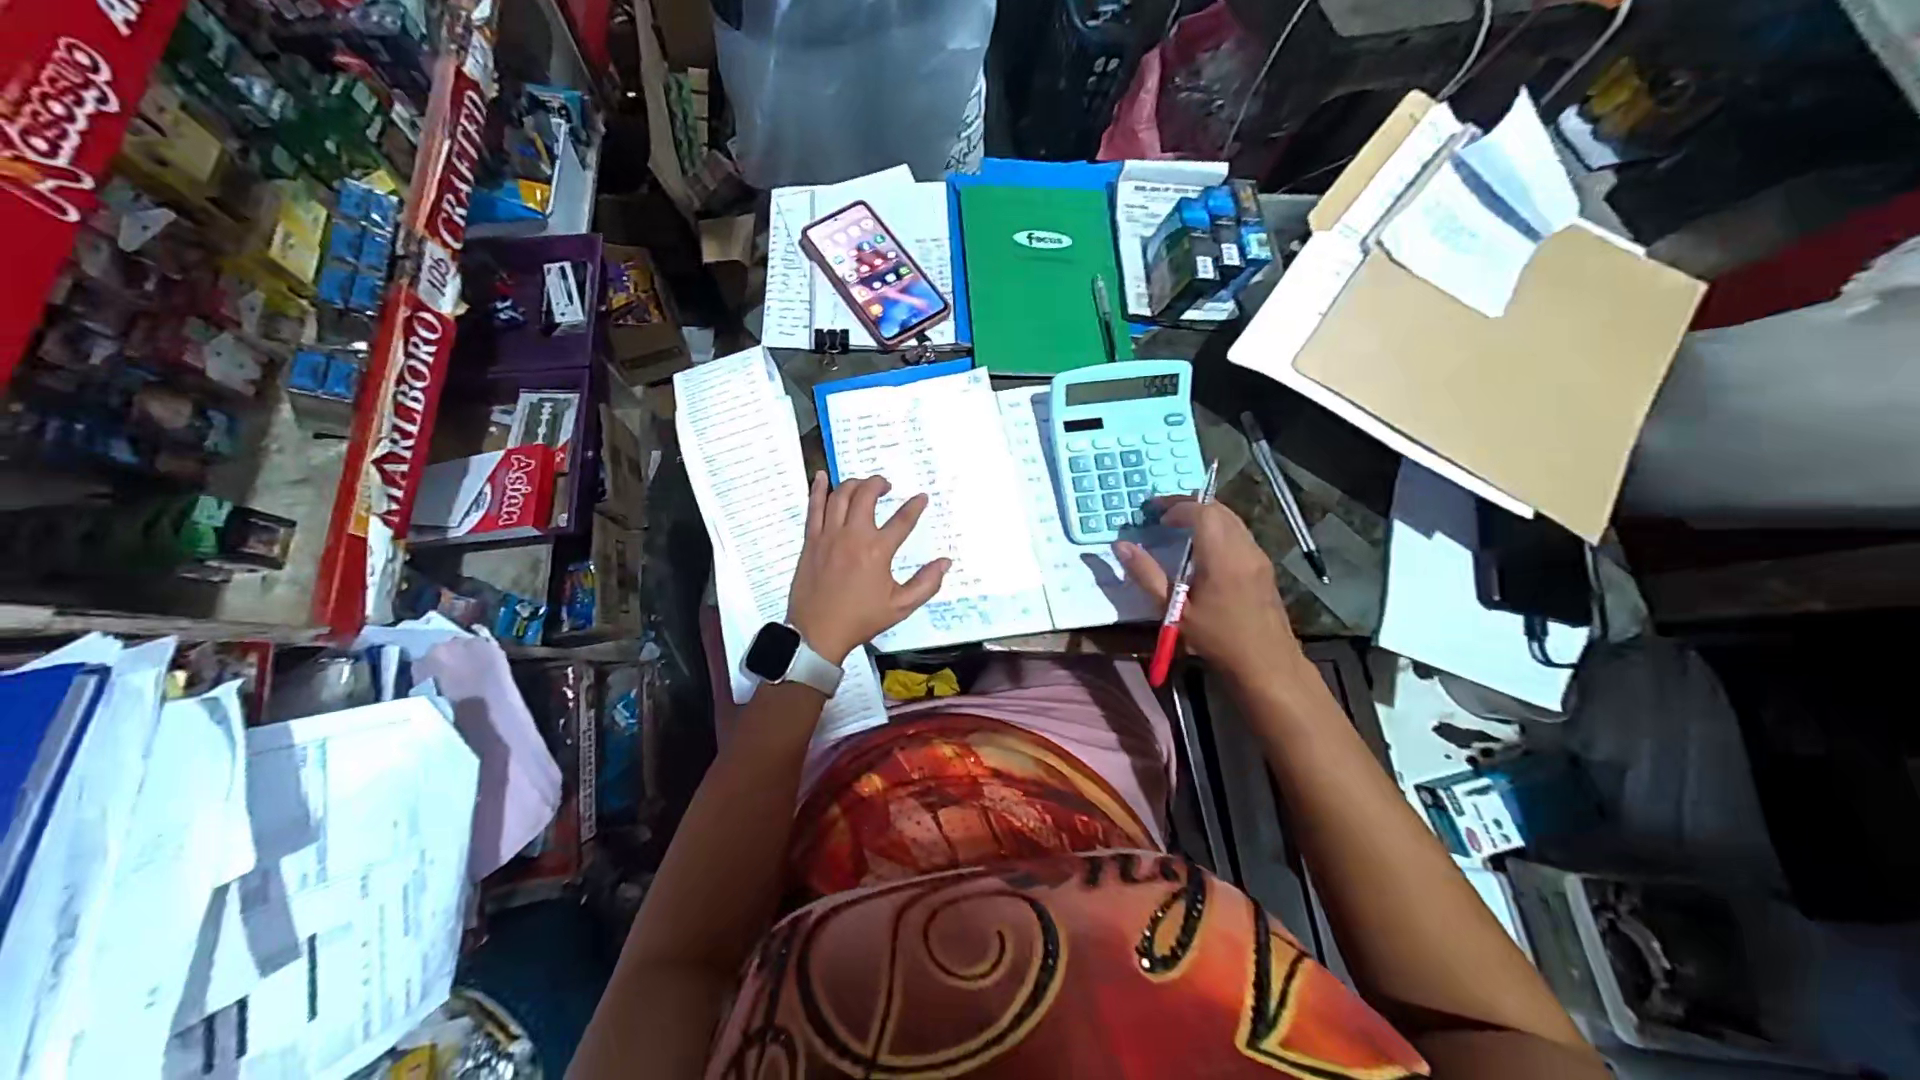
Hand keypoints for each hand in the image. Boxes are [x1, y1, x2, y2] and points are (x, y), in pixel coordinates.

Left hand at [787, 473, 950, 663]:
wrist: (818, 631)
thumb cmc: (860, 619)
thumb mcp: (901, 606)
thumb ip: (926, 583)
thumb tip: (945, 563)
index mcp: (878, 551)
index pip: (902, 520)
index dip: (915, 506)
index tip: (921, 498)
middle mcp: (853, 536)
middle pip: (867, 495)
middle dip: (879, 484)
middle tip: (886, 486)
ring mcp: (828, 535)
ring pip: (841, 495)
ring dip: (854, 484)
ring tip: (863, 484)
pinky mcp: (811, 540)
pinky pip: (814, 507)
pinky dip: (819, 489)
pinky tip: (822, 476)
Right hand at [1114, 497, 1305, 681]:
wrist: (1266, 664)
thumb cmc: (1217, 640)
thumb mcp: (1173, 611)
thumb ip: (1147, 575)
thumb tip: (1121, 546)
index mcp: (1222, 558)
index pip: (1203, 513)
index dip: (1178, 506)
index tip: (1157, 515)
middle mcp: (1245, 550)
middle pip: (1220, 510)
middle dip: (1191, 504)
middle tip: (1164, 512)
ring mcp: (1258, 557)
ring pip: (1233, 520)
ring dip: (1207, 515)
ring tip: (1181, 525)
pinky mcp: (1264, 567)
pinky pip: (1240, 534)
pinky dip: (1219, 528)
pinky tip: (1204, 548)